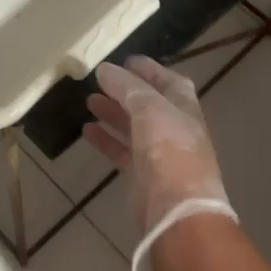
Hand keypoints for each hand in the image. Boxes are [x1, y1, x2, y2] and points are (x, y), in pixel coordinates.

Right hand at [85, 56, 235, 270]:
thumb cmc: (169, 152)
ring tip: (89, 100)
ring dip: (113, 113)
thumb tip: (105, 69)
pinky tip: (86, 130)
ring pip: (133, 128)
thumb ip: (128, 87)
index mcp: (184, 111)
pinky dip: (105, 139)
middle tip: (101, 79)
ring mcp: (158, 155)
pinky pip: (121, 151)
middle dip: (126, 91)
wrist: (176, 210)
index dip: (151, 70)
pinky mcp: (141, 177)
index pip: (171, 83)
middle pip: (149, 105)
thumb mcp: (150, 109)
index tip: (126, 60)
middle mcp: (174, 131)